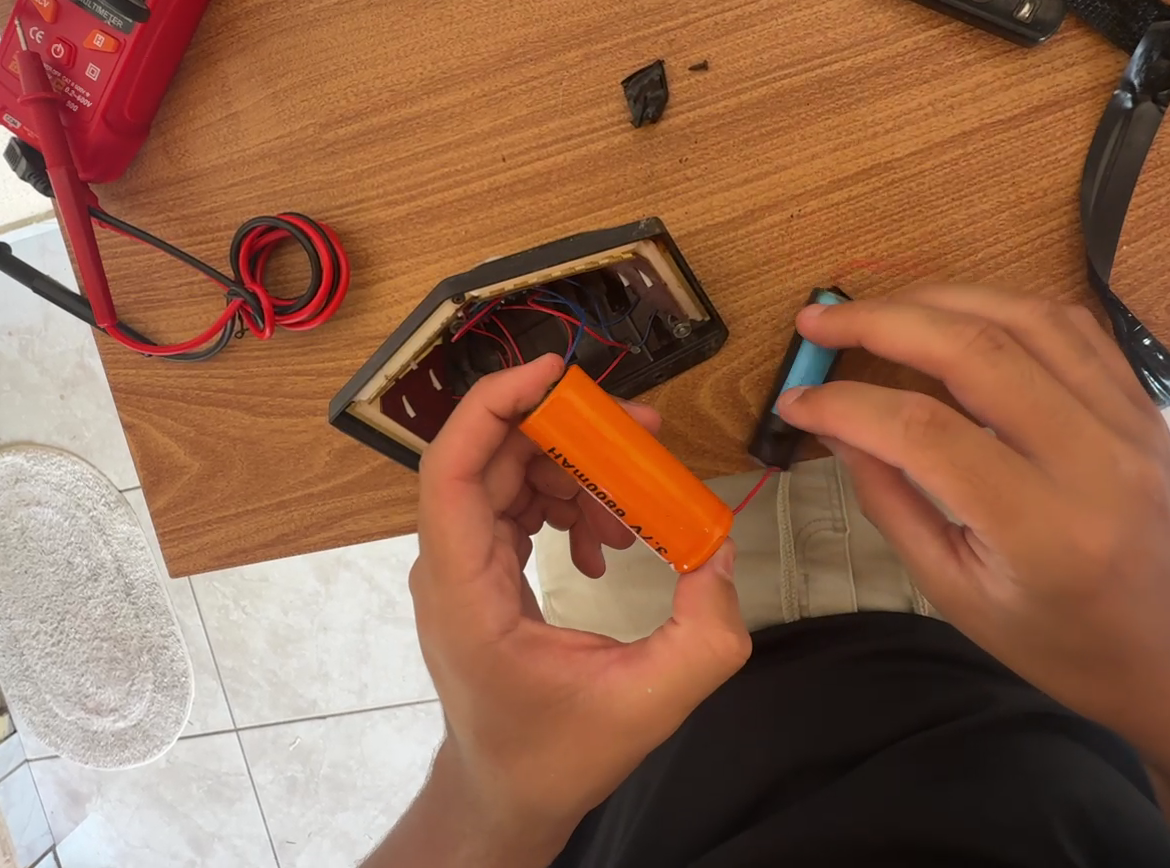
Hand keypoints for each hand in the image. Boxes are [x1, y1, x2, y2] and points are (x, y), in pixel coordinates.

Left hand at [399, 354, 750, 862]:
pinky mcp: (483, 565)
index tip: (555, 374)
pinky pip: (521, 502)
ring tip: (630, 519)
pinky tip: (603, 544)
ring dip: (577, 473)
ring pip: (512, 473)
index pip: (452, 466)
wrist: (507, 794)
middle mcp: (450, 561)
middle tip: (641, 435)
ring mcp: (463, 561)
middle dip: (569, 433)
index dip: (496, 404)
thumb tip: (719, 548)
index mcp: (463, 585)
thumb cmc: (556, 756)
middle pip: (495, 456)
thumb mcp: (646, 703)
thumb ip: (702, 634)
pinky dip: (568, 503)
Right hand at [774, 285, 1169, 750]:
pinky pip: (1067, 325)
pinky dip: (996, 304)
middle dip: (878, 322)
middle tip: (817, 319)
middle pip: (973, 350)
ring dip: (934, 299)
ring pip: (1022, 318)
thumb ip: (888, 498)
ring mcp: (1129, 421)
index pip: (922, 430)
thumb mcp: (953, 590)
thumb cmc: (1063, 645)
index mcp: (1042, 527)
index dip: (844, 404)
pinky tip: (952, 313)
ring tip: (873, 308)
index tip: (794, 399)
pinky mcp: (1141, 404)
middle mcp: (1095, 459)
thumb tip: (832, 424)